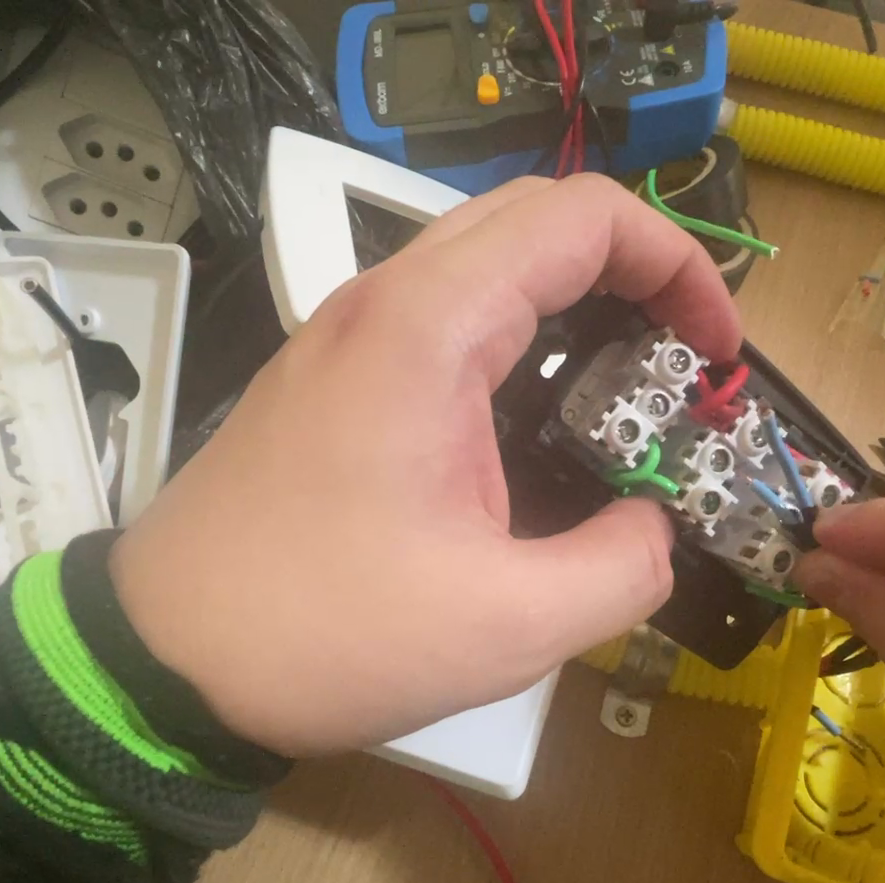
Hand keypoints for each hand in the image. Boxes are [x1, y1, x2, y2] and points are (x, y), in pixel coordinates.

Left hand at [110, 174, 739, 757]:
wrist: (170, 661)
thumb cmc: (328, 636)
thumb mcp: (510, 625)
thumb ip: (624, 568)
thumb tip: (654, 527)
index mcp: (429, 329)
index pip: (583, 218)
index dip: (678, 264)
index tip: (714, 351)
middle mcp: (380, 304)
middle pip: (534, 223)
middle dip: (633, 274)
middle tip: (678, 366)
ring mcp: (344, 338)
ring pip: (483, 268)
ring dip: (569, 307)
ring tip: (619, 397)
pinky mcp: (328, 382)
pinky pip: (438, 323)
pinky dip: (511, 345)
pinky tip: (530, 429)